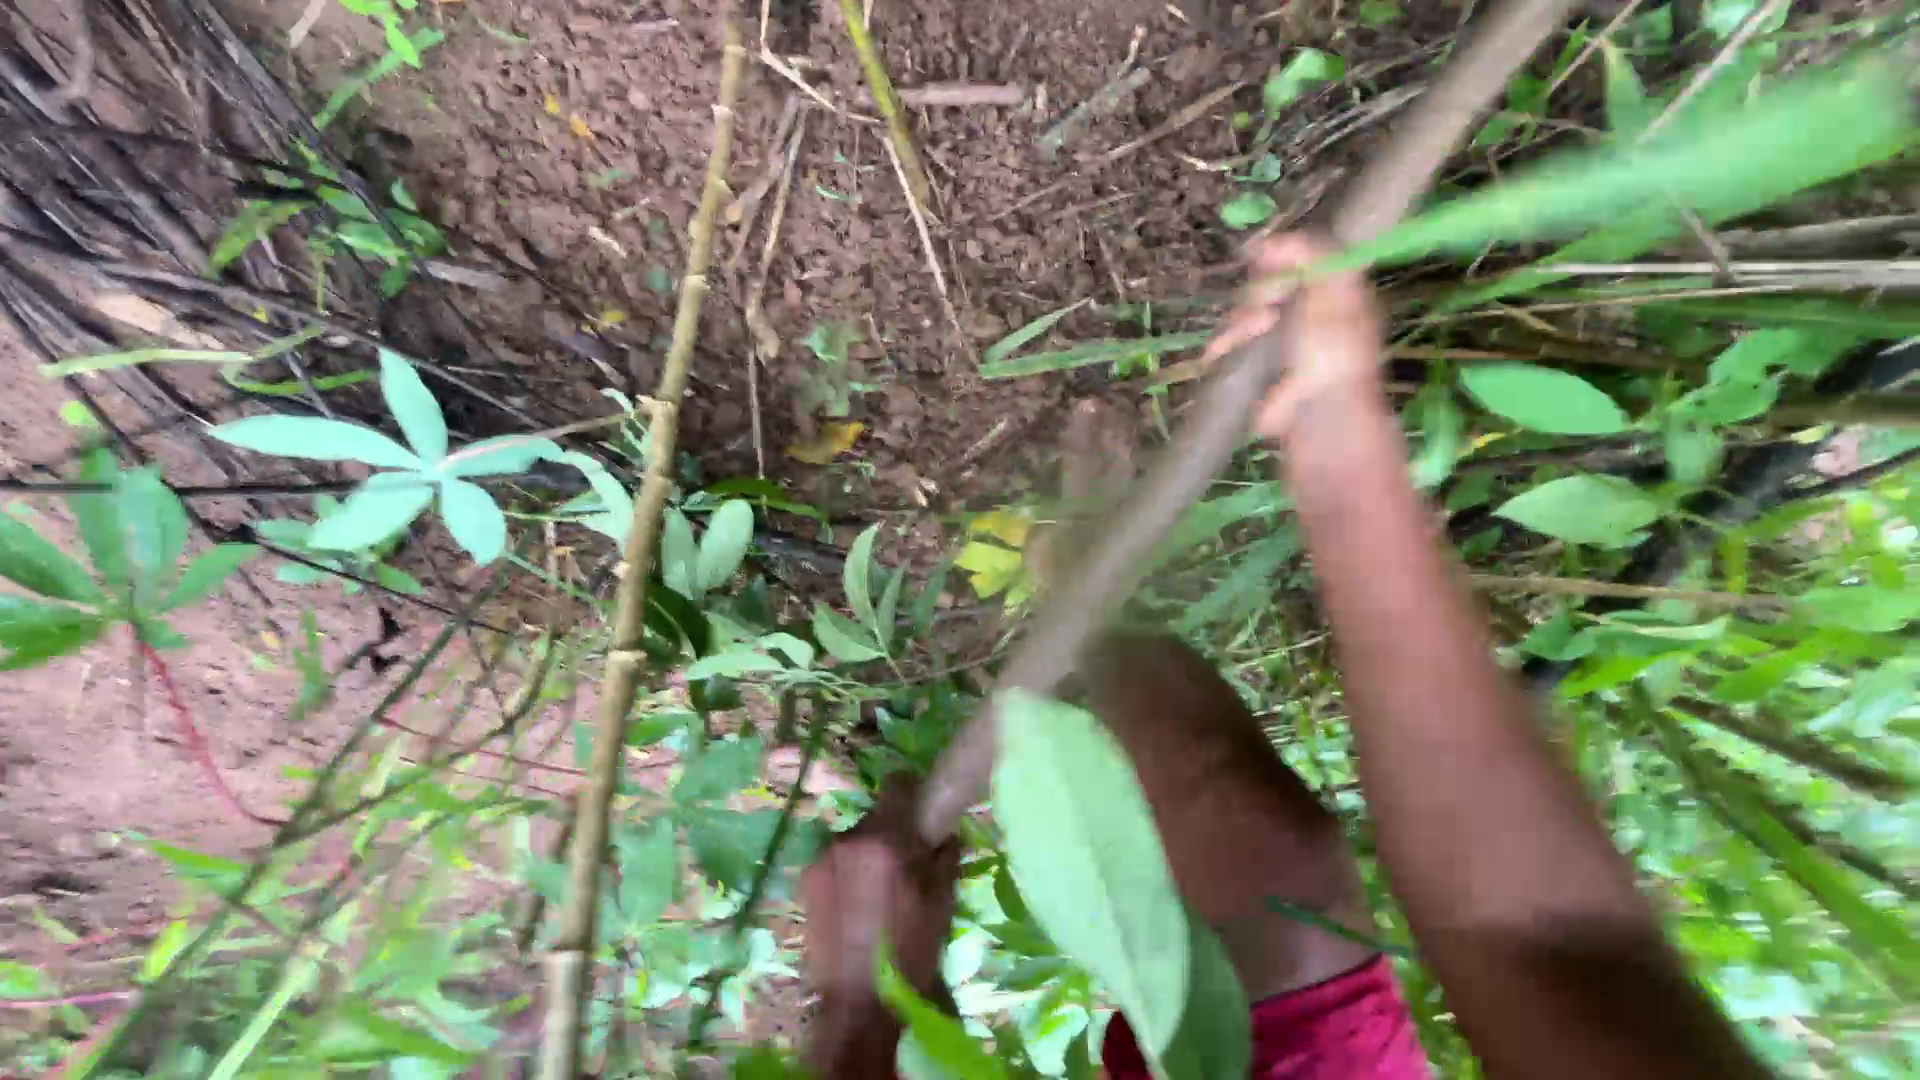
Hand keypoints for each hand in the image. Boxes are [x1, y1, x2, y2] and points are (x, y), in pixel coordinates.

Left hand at [799, 780, 959, 1074]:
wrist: (858, 1003)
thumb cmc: (911, 950)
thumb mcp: (942, 900)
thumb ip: (944, 853)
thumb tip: (944, 829)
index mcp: (886, 838)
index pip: (897, 783)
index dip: (911, 790)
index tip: (920, 809)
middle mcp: (849, 839)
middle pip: (876, 815)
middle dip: (891, 830)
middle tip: (905, 862)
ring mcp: (822, 859)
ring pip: (854, 839)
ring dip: (868, 852)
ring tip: (878, 891)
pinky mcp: (806, 881)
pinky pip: (835, 861)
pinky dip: (848, 872)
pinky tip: (856, 905)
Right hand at [1200, 233, 1384, 442]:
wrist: (1319, 414)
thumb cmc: (1333, 354)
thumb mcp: (1330, 294)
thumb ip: (1307, 257)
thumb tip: (1269, 238)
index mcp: (1333, 290)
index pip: (1303, 256)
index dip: (1280, 253)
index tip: (1259, 255)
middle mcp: (1306, 310)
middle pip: (1268, 282)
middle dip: (1257, 294)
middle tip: (1263, 314)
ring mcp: (1280, 338)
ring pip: (1245, 312)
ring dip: (1240, 321)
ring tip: (1246, 336)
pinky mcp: (1258, 364)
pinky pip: (1232, 342)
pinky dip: (1223, 345)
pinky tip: (1216, 353)